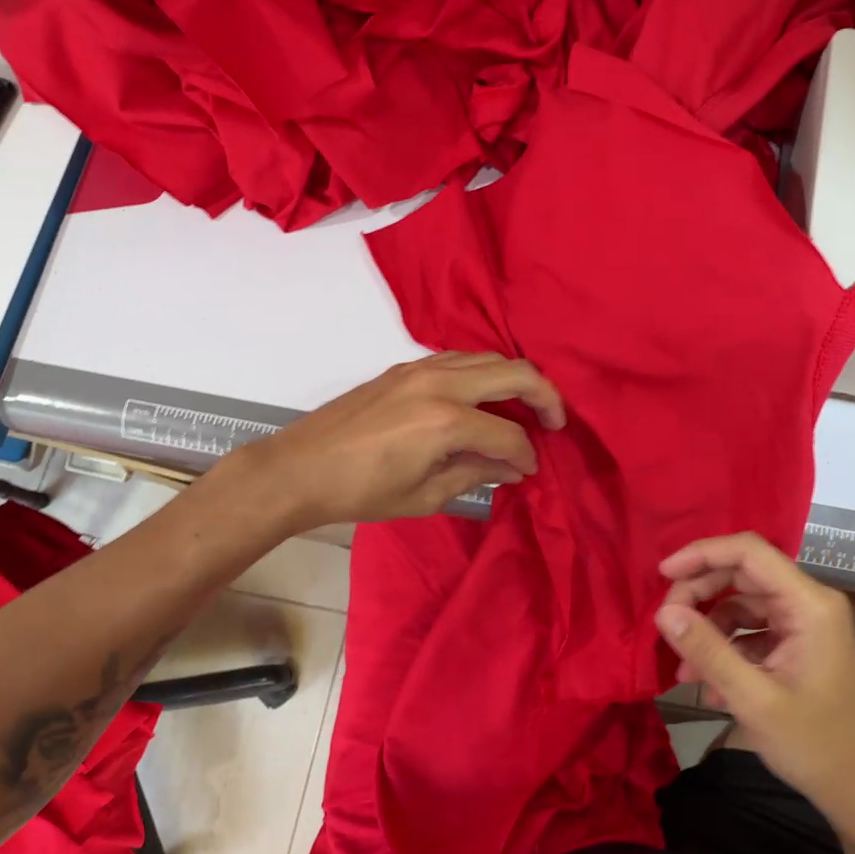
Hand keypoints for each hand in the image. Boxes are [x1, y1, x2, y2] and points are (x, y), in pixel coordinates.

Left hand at [245, 352, 565, 528]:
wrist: (299, 468)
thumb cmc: (360, 492)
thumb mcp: (424, 495)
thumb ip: (474, 475)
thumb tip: (511, 468)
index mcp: (445, 421)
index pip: (508, 434)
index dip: (526, 456)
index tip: (529, 472)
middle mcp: (439, 383)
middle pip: (514, 373)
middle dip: (545, 397)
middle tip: (556, 422)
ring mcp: (420, 368)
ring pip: (488, 357)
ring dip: (515, 379)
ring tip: (525, 409)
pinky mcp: (404, 367)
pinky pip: (460, 358)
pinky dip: (484, 373)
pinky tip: (484, 398)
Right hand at [656, 533, 854, 819]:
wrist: (854, 789)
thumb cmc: (813, 744)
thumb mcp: (753, 699)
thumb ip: (708, 651)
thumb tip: (663, 612)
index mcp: (810, 605)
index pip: (750, 553)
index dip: (703, 555)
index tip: (662, 574)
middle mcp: (808, 603)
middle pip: (742, 574)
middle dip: (699, 594)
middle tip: (665, 624)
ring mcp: (803, 623)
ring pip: (740, 603)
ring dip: (707, 628)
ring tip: (684, 670)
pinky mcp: (794, 644)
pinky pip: (749, 630)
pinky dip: (723, 648)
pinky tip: (706, 684)